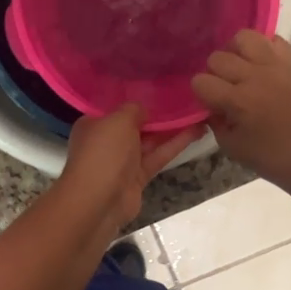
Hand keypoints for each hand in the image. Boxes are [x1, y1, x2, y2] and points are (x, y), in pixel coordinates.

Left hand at [51, 104, 202, 239]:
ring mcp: (122, 161)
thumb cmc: (104, 152)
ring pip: (150, 141)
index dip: (137, 99)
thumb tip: (144, 108)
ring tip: (197, 113)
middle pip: (135, 125)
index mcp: (93, 124)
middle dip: (158, 114)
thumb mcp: (118, 120)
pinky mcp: (137, 178)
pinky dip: (175, 145)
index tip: (160, 89)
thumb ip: (134, 110)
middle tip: (186, 99)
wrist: (99, 201)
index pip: (116, 109)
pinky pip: (157, 156)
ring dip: (172, 129)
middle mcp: (106, 142)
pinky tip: (196, 131)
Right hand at [191, 30, 290, 189]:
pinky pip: (273, 40)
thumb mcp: (231, 146)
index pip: (201, 81)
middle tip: (225, 90)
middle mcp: (256, 77)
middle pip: (219, 57)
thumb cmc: (271, 158)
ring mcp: (277, 66)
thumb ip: (214, 120)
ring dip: (236, 52)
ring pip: (244, 37)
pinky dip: (263, 49)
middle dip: (215, 74)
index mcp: (239, 101)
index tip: (210, 104)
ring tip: (241, 69)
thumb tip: (210, 103)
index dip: (201, 93)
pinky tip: (262, 66)